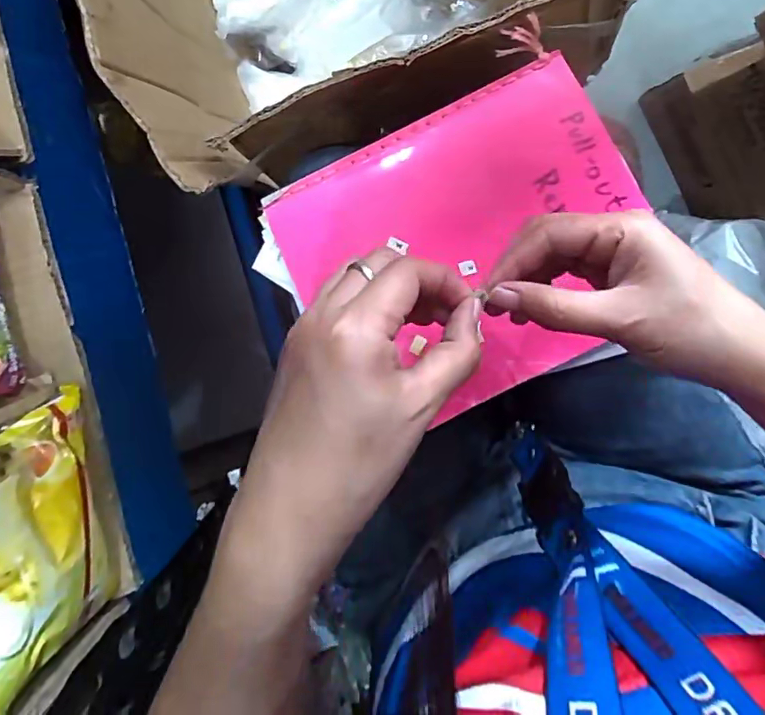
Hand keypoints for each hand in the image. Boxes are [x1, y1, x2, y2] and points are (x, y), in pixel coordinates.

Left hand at [231, 248, 482, 598]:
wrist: (291, 504)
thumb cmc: (362, 461)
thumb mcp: (421, 406)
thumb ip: (457, 351)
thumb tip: (472, 312)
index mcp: (353, 323)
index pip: (406, 269)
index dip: (446, 280)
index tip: (468, 311)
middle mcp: (322, 310)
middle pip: (377, 261)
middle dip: (418, 279)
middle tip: (443, 317)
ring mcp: (302, 323)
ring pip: (352, 275)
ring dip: (389, 287)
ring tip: (417, 326)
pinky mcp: (295, 341)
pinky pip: (334, 299)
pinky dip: (364, 302)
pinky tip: (383, 341)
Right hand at [481, 211, 764, 391]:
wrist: (752, 362)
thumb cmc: (691, 333)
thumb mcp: (618, 320)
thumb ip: (554, 306)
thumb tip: (497, 296)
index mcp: (620, 227)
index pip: (548, 233)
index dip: (512, 261)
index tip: (488, 294)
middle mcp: (615, 230)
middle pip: (549, 239)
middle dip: (518, 269)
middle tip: (494, 304)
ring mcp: (618, 250)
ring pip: (557, 256)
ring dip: (531, 279)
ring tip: (512, 310)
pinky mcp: (619, 272)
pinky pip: (571, 272)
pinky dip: (549, 288)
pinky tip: (537, 308)